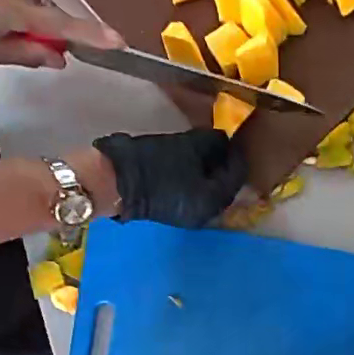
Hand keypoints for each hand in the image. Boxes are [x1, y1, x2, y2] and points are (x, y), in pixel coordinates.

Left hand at [0, 0, 122, 66]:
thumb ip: (25, 55)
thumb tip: (58, 58)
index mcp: (16, 10)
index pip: (65, 25)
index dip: (93, 36)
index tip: (118, 42)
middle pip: (47, 16)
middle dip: (41, 35)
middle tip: (13, 50)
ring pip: (29, 6)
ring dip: (21, 23)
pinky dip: (9, 10)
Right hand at [92, 130, 246, 227]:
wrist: (117, 181)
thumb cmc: (156, 162)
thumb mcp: (189, 146)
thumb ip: (213, 142)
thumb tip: (223, 141)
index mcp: (212, 202)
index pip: (236, 177)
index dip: (237, 155)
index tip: (233, 137)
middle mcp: (205, 215)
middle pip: (225, 188)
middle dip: (225, 166)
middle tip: (222, 144)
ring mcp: (189, 217)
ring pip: (210, 192)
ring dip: (212, 174)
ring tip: (208, 152)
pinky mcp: (175, 212)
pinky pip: (197, 195)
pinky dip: (200, 181)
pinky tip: (194, 165)